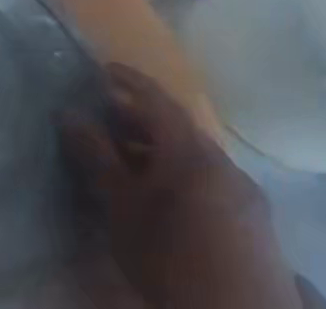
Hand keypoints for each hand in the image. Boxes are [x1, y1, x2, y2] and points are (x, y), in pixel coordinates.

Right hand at [60, 64, 302, 308]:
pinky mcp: (255, 226)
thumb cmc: (170, 255)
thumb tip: (70, 113)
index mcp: (194, 153)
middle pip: (177, 128)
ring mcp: (246, 197)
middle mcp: (226, 166)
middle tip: (101, 118)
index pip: (159, 100)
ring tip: (123, 157)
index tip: (102, 69)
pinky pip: (208, 180)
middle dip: (138, 119)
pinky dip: (177, 171)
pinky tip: (157, 192)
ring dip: (157, 148)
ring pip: (193, 156)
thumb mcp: (120, 204)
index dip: (129, 80)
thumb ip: (95, 154)